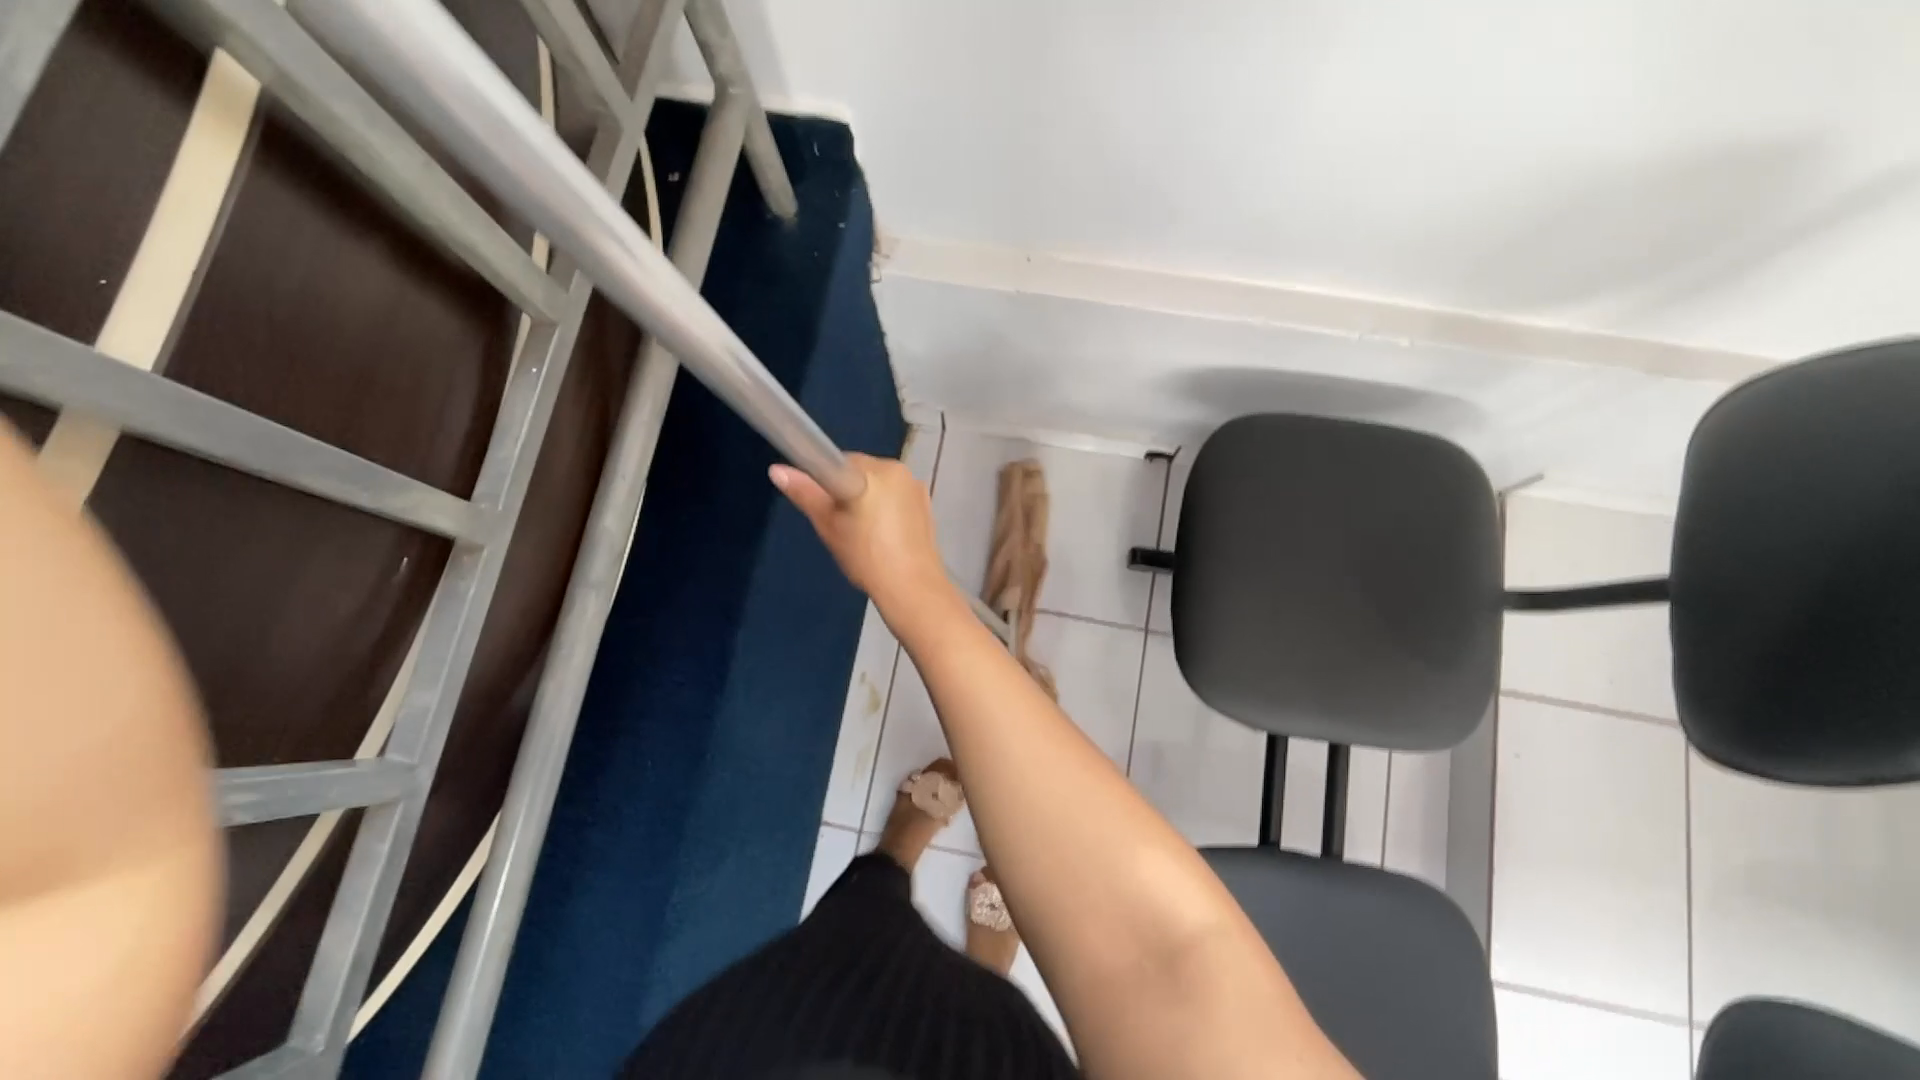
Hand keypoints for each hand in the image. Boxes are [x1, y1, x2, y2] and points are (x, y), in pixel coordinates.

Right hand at [770, 453, 949, 610]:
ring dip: (870, 499)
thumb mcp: (828, 525)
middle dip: (850, 491)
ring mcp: (915, 486)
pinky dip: (888, 508)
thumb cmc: (865, 556)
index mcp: (872, 470)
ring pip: (880, 484)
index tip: (826, 505)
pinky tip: (885, 535)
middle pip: (862, 470)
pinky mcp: (927, 503)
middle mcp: (897, 469)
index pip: (839, 460)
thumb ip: (805, 493)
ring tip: (865, 534)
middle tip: (843, 525)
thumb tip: (777, 470)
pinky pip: (898, 496)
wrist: (912, 586)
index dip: (827, 481)